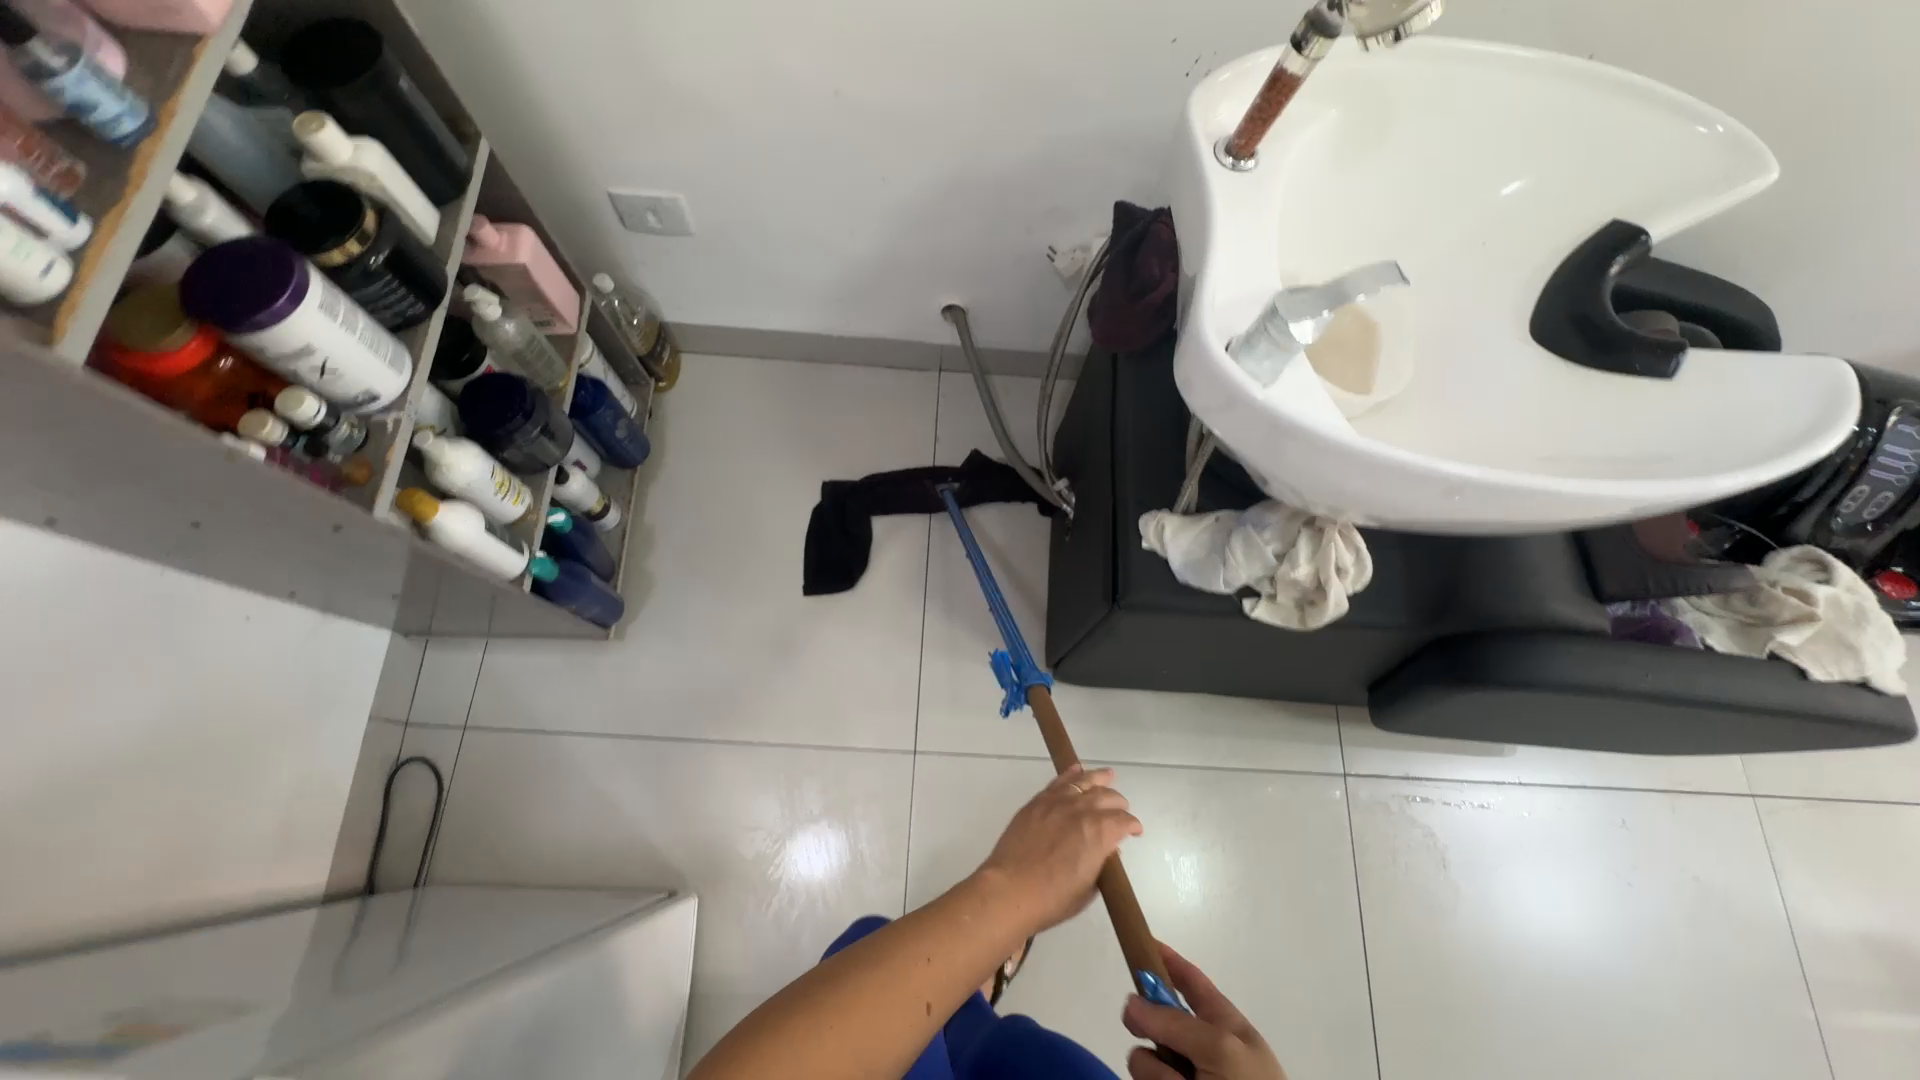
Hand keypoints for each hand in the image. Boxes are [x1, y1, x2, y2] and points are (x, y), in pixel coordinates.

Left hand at [971, 765, 1142, 934]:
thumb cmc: (1053, 898)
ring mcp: (1058, 803)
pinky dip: (1070, 774)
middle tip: (1121, 809)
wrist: (1010, 889)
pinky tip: (1077, 769)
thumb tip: (1107, 850)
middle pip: (1107, 797)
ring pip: (1084, 782)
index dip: (1133, 826)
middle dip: (1118, 803)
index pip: (1124, 821)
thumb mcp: (1089, 888)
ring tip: (1109, 775)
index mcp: (1100, 832)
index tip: (1135, 831)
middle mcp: (1082, 811)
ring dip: (1099, 778)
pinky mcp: (1037, 802)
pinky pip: (1058, 782)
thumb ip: (1101, 864)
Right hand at [1122, 944, 1286, 1079]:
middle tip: (1139, 1027)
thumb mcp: (1220, 1048)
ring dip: (1156, 1071)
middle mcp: (1198, 1047)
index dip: (1166, 960)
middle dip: (1146, 1023)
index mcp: (1221, 1023)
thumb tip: (1130, 1001)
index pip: (1190, 981)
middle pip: (1154, 1018)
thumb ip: (1174, 1021)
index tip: (1140, 943)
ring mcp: (1184, 1077)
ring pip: (1143, 1057)